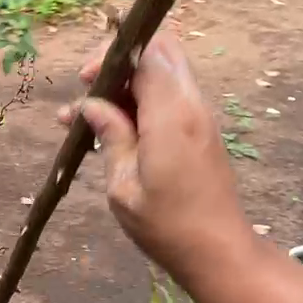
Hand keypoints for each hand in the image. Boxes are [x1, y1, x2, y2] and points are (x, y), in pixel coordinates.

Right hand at [58, 30, 251, 281]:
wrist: (218, 250)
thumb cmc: (166, 226)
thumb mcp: (124, 186)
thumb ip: (111, 137)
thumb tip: (92, 105)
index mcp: (171, 116)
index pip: (147, 53)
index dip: (112, 56)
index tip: (84, 82)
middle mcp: (191, 106)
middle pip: (161, 52)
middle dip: (121, 63)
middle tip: (90, 94)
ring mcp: (200, 117)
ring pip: (164, 75)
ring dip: (128, 87)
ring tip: (90, 120)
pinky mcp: (201, 132)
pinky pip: (169, 99)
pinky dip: (141, 103)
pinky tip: (113, 132)